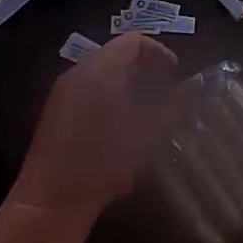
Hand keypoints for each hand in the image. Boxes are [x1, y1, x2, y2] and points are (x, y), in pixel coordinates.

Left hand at [13, 33, 179, 216]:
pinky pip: (89, 96)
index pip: (133, 41)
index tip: (176, 75)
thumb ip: (173, 108)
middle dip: (146, 72)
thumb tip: (191, 91)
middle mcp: (77, 75)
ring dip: (130, 90)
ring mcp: (63, 96)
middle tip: (167, 95)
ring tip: (150, 116)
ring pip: (103, 78)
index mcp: (98, 70)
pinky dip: (111, 103)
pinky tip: (123, 134)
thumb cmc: (103, 161)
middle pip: (116, 58)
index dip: (159, 52)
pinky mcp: (56, 117)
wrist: (51, 201)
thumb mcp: (147, 135)